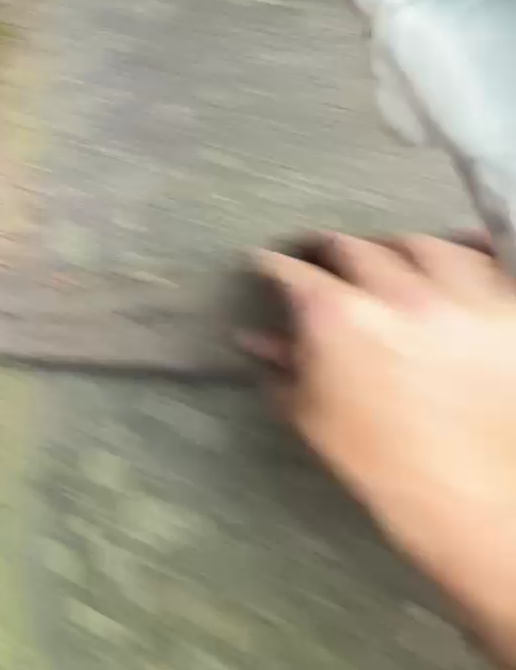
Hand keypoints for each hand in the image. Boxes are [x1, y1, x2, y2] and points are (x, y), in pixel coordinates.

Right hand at [255, 234, 515, 663]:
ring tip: (395, 255)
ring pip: (431, 246)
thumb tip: (256, 340)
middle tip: (324, 257)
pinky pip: (505, 266)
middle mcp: (399, 299)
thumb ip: (283, 362)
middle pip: (357, 248)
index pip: (291, 269)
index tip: (267, 265)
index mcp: (336, 316)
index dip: (272, 265)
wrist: (466, 500)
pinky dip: (481, 251)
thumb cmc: (377, 456)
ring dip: (403, 248)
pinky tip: (465, 247)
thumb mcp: (307, 407)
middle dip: (332, 250)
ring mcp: (467, 309)